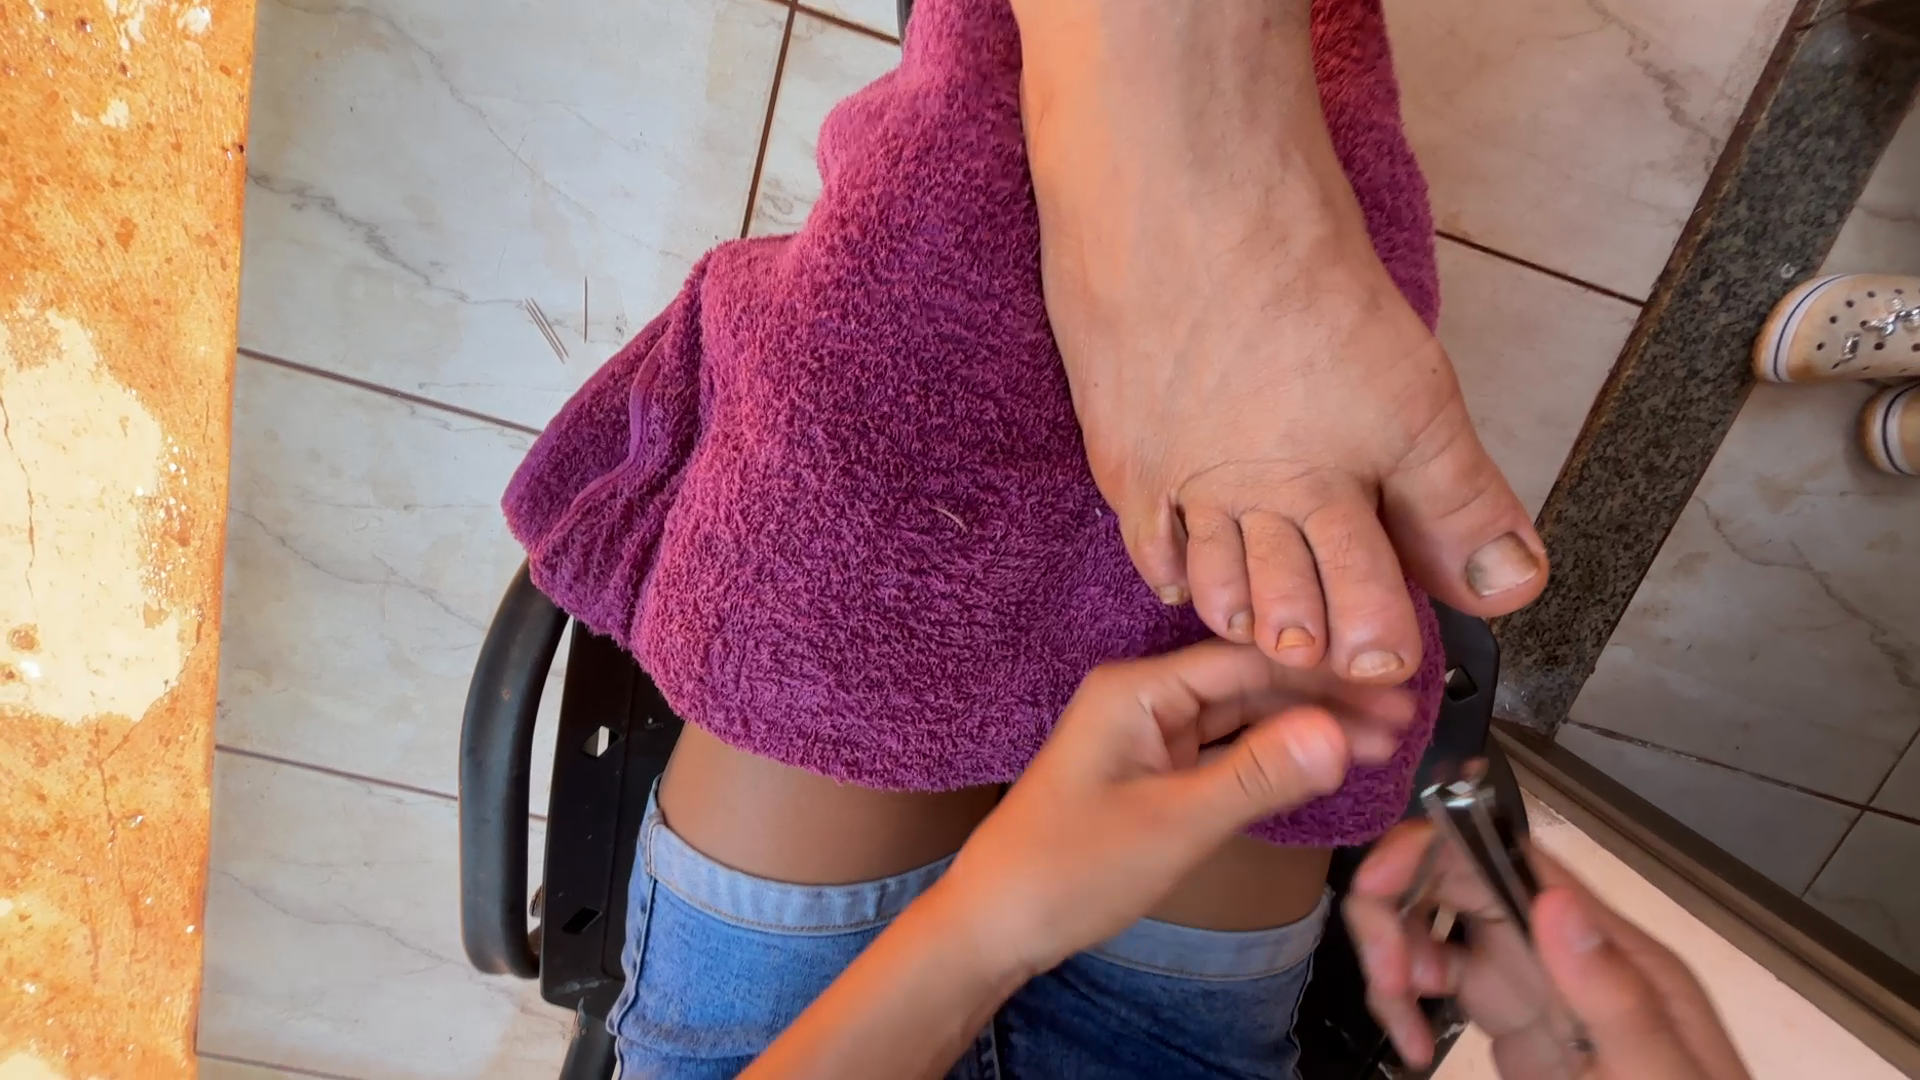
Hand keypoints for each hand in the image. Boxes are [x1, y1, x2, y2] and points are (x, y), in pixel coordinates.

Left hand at [937, 641, 1415, 976]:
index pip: (1243, 661)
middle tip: (1401, 719)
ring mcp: (1143, 732)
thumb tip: (1341, 731)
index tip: (1394, 691)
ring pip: (1234, 718)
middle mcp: (1140, 696)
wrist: (999, 916)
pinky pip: (1215, 750)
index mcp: (1135, 687)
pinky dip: (1263, 758)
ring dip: (1297, 729)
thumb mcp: (1174, 821)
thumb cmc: (1073, 865)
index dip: (1320, 676)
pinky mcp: (1147, 768)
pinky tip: (1311, 762)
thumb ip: (1258, 775)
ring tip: (1375, 742)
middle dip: (1317, 701)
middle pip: (1243, 685)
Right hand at [1014, 0, 1545, 683]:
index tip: (1388, 666)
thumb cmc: (1297, 276)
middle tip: (1321, 666)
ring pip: (1214, 580)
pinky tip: (1180, 584)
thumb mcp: (1412, 384)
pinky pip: (1147, 540)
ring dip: (1242, 616)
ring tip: (1261, 636)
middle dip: (1313, 642)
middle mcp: (1250, 501)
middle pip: (1283, 601)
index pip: (1365, 597)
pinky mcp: (1122, 457)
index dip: (1383, 641)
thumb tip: (1506, 588)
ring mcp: (1178, 482)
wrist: (1176, 210)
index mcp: (1329, 487)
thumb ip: (1457, 493)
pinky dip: (1171, 571)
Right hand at [1346, 823, 1750, 1079]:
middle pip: (1445, 878)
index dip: (1427, 850)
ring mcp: (1520, 975)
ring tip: (1400, 1019)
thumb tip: (1554, 898)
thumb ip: (1616, 1000)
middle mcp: (1552, 940)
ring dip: (1388, 954)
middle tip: (1387, 974)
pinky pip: (1421, 974)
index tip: (1375, 884)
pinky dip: (1398, 999)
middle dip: (1392, 909)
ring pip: (1421, 919)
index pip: (1502, 853)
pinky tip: (1412, 1044)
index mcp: (1601, 941)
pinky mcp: (1493, 1011)